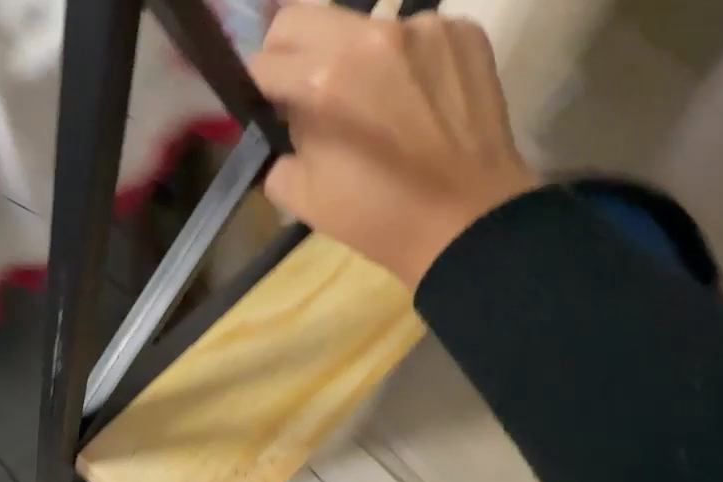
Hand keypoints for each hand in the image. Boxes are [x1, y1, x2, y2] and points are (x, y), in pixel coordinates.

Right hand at [249, 7, 540, 287]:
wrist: (465, 220)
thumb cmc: (375, 216)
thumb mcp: (300, 195)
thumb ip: (275, 149)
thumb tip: (278, 124)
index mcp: (322, 81)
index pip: (261, 63)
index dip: (257, 91)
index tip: (268, 111)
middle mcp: (369, 37)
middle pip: (298, 17)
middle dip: (288, 53)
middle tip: (301, 90)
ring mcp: (422, 27)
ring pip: (358, 24)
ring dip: (348, 56)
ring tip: (368, 99)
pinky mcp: (462, 30)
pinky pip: (411, 33)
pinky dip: (401, 61)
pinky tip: (411, 99)